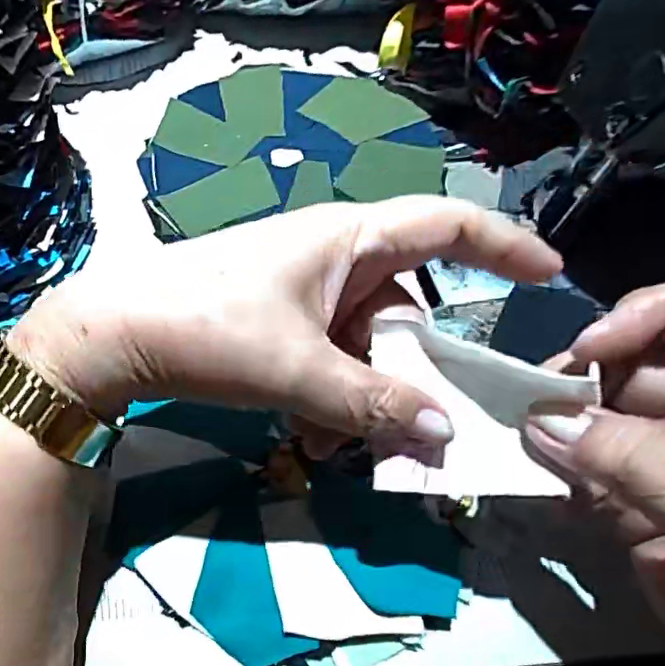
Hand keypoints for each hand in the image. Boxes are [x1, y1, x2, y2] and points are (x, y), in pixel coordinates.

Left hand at [8, 196, 560, 454]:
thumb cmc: (207, 326)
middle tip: (409, 427)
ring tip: (331, 441)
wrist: (114, 335)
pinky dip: (331, 398)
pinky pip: (333, 359)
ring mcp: (309, 293)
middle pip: (406, 313)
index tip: (550, 274)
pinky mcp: (285, 323)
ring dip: (363, 398)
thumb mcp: (295, 369)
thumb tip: (442, 431)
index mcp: (350, 239)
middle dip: (408, 372)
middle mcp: (337, 259)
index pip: (448, 224)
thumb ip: (371, 401)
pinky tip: (307, 435)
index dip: (505, 244)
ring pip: (367, 347)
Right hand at [524, 266, 664, 665]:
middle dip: (604, 374)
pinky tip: (551, 484)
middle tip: (536, 406)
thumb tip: (543, 420)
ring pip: (635, 420)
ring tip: (530, 447)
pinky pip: (620, 477)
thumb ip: (649, 471)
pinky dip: (581, 476)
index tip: (594, 348)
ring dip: (581, 428)